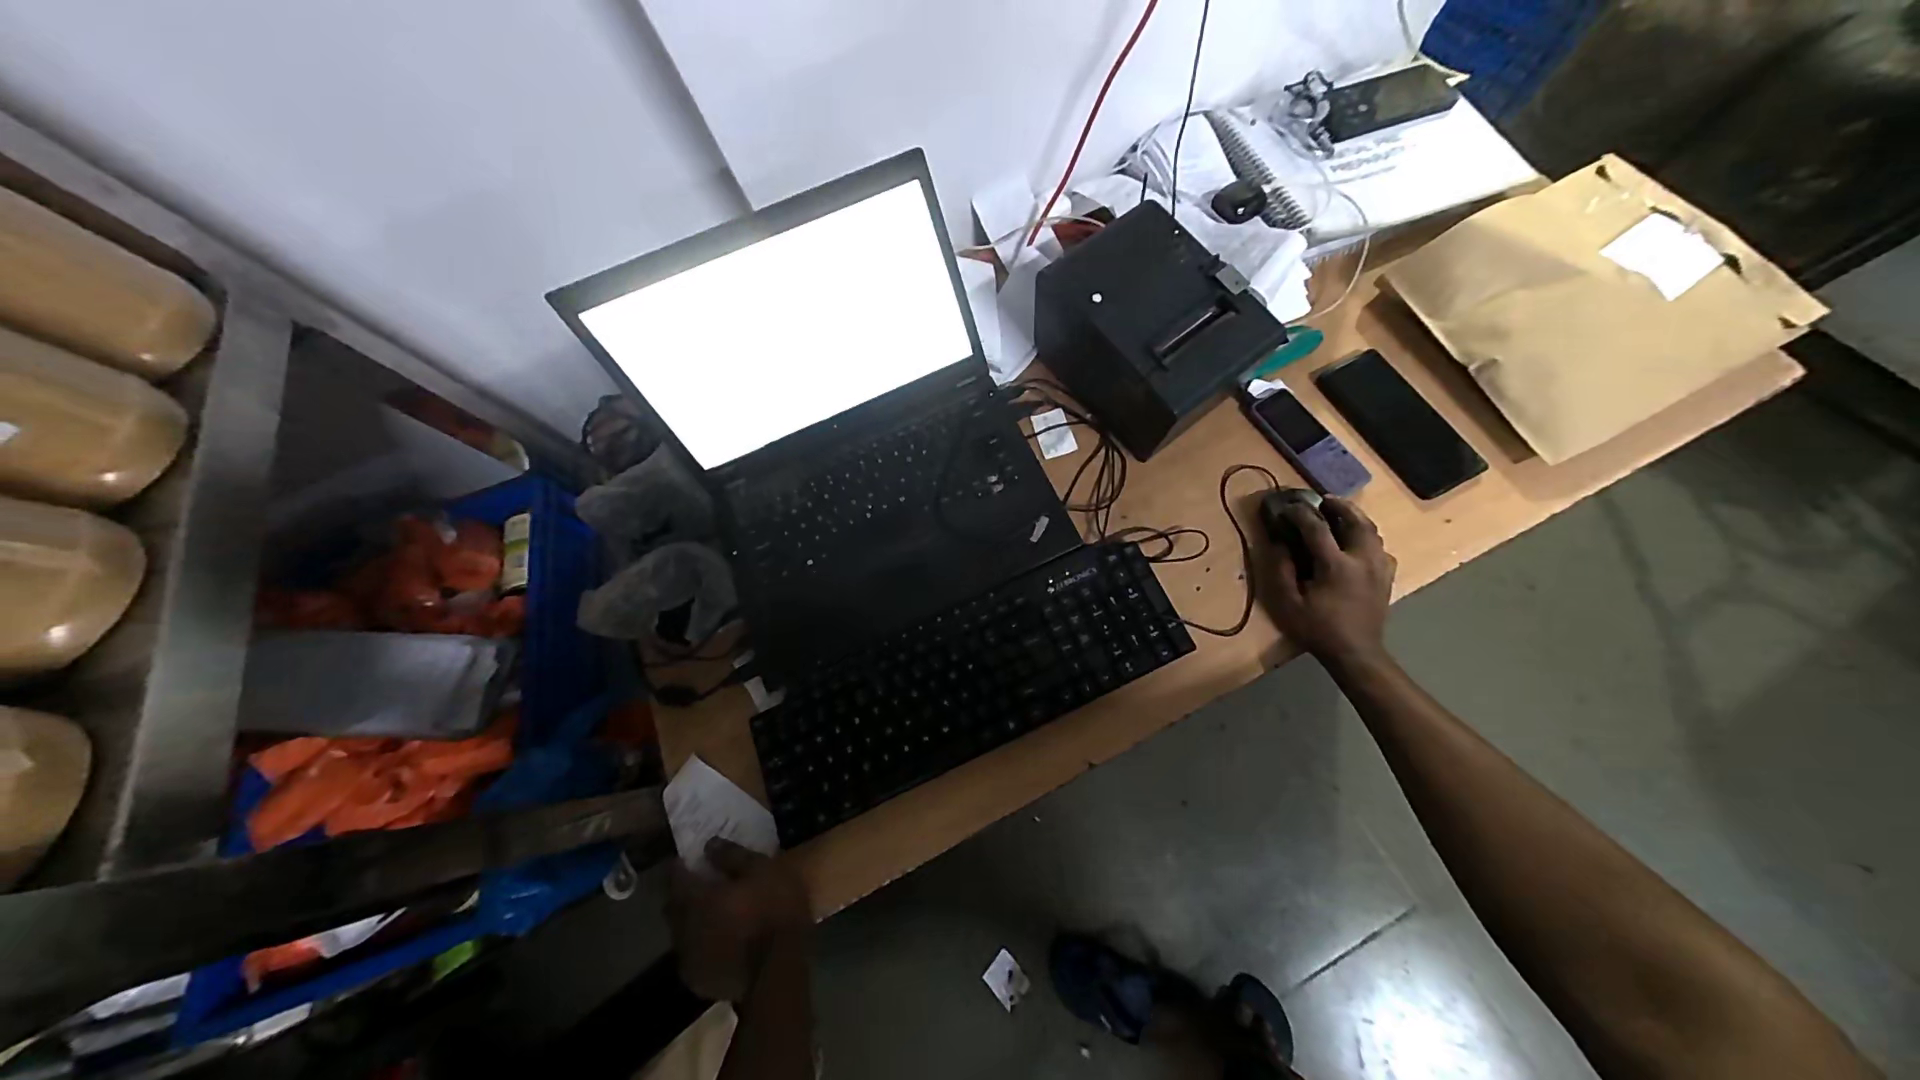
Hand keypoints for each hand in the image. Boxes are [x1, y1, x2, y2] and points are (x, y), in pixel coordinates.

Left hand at [667, 837, 811, 1001]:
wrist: (779, 971)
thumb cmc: (775, 911)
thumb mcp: (763, 870)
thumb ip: (733, 856)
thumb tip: (709, 844)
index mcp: (696, 900)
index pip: (675, 878)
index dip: (680, 867)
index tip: (688, 859)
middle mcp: (684, 928)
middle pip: (673, 907)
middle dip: (682, 894)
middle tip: (701, 885)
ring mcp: (689, 959)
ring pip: (681, 933)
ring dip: (691, 921)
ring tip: (712, 914)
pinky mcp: (699, 982)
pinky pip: (692, 956)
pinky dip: (701, 945)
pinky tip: (719, 941)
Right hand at [1267, 496, 1395, 665]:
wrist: (1356, 653)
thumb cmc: (1318, 629)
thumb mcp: (1289, 603)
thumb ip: (1282, 570)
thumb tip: (1279, 543)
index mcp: (1336, 564)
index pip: (1316, 527)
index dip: (1299, 513)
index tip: (1285, 508)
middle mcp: (1362, 559)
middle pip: (1355, 520)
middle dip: (1338, 506)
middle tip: (1322, 499)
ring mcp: (1379, 567)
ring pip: (1372, 531)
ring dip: (1355, 517)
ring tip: (1339, 513)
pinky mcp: (1386, 576)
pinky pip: (1379, 547)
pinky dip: (1367, 537)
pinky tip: (1356, 542)